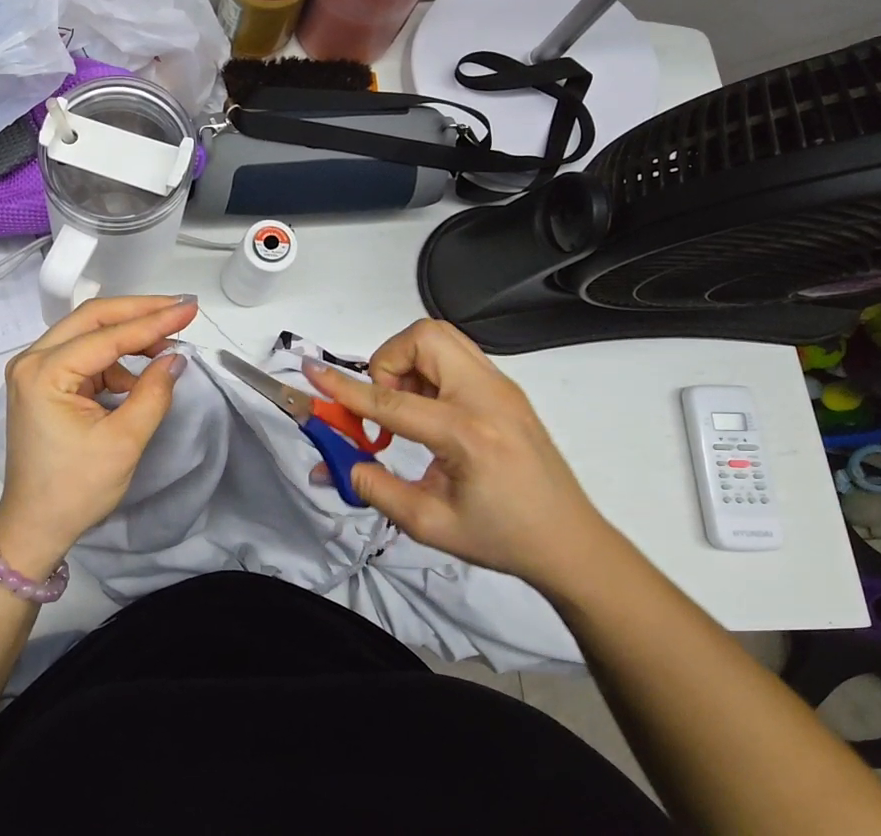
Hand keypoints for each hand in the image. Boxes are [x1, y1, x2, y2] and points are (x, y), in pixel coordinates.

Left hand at [0, 295, 196, 577]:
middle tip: (181, 310)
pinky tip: (138, 376)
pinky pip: (81, 356)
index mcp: (44, 372)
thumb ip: (153, 393)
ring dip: (127, 337)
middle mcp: (31, 361)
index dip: (153, 320)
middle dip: (139, 313)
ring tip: (166, 348)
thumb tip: (175, 357)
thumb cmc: (75, 489)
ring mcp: (32, 371)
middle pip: (92, 320)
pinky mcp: (40, 384)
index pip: (106, 334)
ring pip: (86, 334)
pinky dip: (112, 360)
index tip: (190, 308)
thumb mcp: (123, 442)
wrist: (35, 525)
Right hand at [302, 319, 613, 586]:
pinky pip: (456, 356)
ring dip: (408, 363)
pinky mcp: (506, 390)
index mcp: (468, 434)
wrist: (569, 542)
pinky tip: (429, 414)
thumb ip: (373, 488)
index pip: (390, 400)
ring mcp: (502, 388)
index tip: (311, 371)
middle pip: (423, 338)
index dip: (343, 387)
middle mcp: (488, 397)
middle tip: (383, 404)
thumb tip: (329, 467)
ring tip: (406, 409)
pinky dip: (428, 371)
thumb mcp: (427, 522)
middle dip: (387, 362)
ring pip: (440, 338)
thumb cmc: (501, 537)